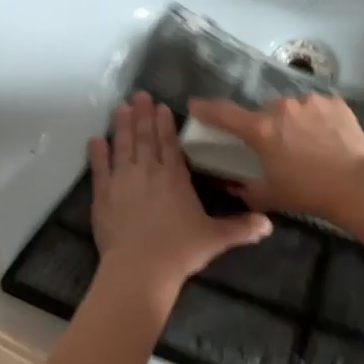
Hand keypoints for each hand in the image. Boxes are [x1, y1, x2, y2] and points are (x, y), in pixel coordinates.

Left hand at [89, 93, 271, 299]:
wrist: (140, 269)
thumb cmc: (180, 251)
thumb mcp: (215, 239)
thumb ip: (240, 228)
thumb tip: (268, 224)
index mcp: (175, 178)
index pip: (170, 144)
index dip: (165, 124)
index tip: (161, 106)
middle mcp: (149, 172)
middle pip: (145, 138)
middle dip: (142, 115)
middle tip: (138, 94)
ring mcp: (123, 181)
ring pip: (122, 146)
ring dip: (121, 126)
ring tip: (120, 107)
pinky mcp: (103, 196)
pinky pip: (99, 169)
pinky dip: (97, 153)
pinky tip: (95, 139)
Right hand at [186, 94, 363, 220]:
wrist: (356, 186)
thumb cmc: (307, 192)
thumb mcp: (270, 195)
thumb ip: (246, 189)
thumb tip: (233, 187)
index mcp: (261, 129)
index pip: (225, 113)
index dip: (207, 109)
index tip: (196, 105)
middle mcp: (283, 107)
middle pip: (266, 110)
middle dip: (268, 124)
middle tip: (279, 146)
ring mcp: (311, 101)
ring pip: (294, 107)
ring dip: (295, 120)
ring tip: (309, 143)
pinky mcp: (335, 102)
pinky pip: (318, 107)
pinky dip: (318, 119)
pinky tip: (327, 138)